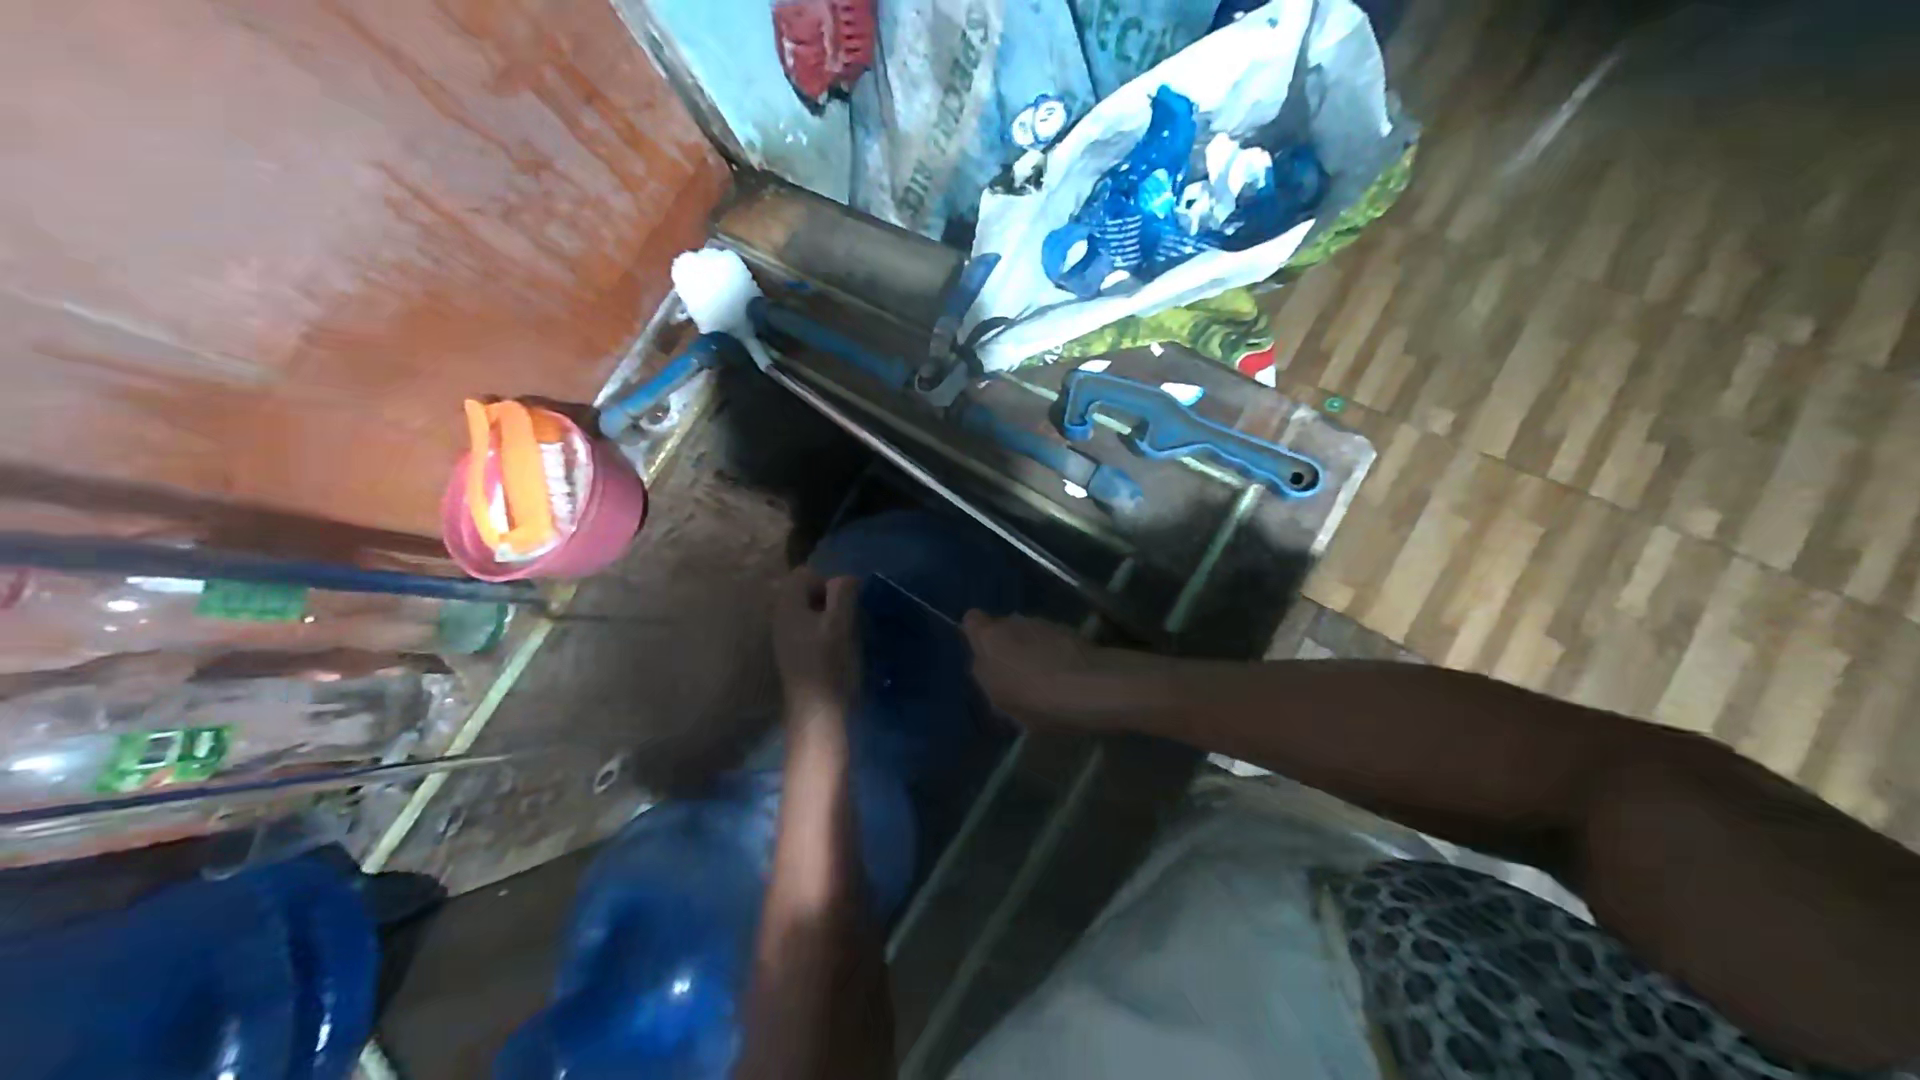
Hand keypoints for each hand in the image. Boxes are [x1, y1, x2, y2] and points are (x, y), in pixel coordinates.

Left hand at [773, 567, 860, 722]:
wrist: (816, 712)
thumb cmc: (829, 664)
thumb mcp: (841, 624)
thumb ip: (842, 594)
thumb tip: (846, 578)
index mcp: (788, 606)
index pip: (804, 574)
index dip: (828, 582)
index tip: (845, 604)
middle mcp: (780, 618)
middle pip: (804, 592)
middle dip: (828, 598)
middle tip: (847, 618)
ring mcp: (784, 637)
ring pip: (807, 612)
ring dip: (828, 616)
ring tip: (844, 633)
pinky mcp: (792, 654)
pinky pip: (807, 629)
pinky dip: (822, 631)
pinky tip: (835, 649)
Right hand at [961, 612, 1133, 728]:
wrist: (1094, 688)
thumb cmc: (1037, 700)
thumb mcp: (1001, 702)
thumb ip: (987, 678)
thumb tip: (986, 664)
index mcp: (988, 638)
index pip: (971, 620)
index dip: (977, 636)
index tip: (987, 660)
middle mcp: (1012, 621)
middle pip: (1002, 629)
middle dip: (1008, 647)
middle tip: (1018, 678)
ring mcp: (1043, 623)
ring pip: (1028, 634)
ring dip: (1032, 650)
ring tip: (1046, 680)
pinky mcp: (1070, 629)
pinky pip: (1051, 640)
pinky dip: (1055, 653)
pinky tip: (1067, 677)